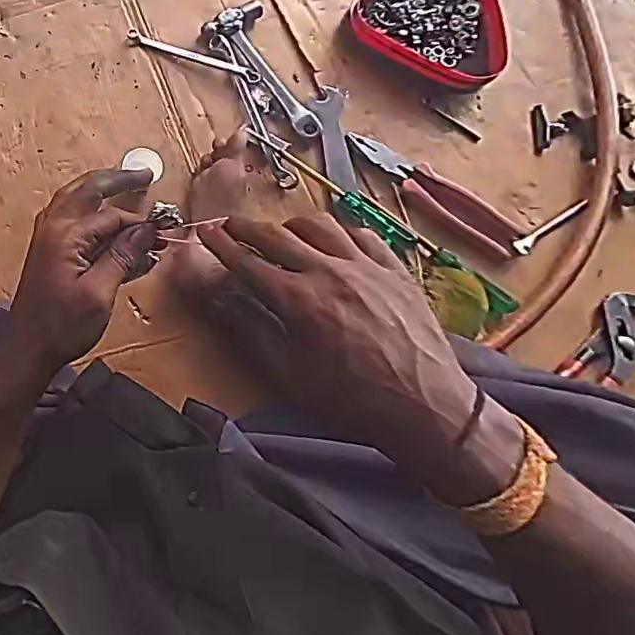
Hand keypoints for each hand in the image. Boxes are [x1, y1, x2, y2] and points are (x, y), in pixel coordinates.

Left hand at [6, 167, 159, 372]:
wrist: (27, 349)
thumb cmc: (62, 326)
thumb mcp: (99, 293)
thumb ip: (122, 256)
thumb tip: (146, 229)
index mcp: (66, 234)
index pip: (111, 216)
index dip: (139, 223)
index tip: (161, 231)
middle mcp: (53, 226)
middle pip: (87, 188)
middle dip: (117, 180)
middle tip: (145, 175)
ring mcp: (47, 235)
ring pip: (76, 198)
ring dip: (101, 190)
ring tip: (127, 184)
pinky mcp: (47, 248)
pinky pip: (71, 217)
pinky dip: (91, 212)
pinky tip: (106, 219)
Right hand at [199, 215, 517, 499]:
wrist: (428, 411)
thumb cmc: (352, 401)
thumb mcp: (289, 374)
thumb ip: (251, 330)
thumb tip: (218, 299)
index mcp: (298, 300)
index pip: (247, 261)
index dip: (221, 245)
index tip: (206, 232)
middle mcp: (328, 272)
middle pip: (276, 235)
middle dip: (247, 227)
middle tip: (232, 225)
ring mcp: (365, 267)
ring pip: (319, 226)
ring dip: (291, 224)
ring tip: (281, 231)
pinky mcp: (394, 270)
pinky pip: (361, 234)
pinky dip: (340, 232)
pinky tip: (334, 241)